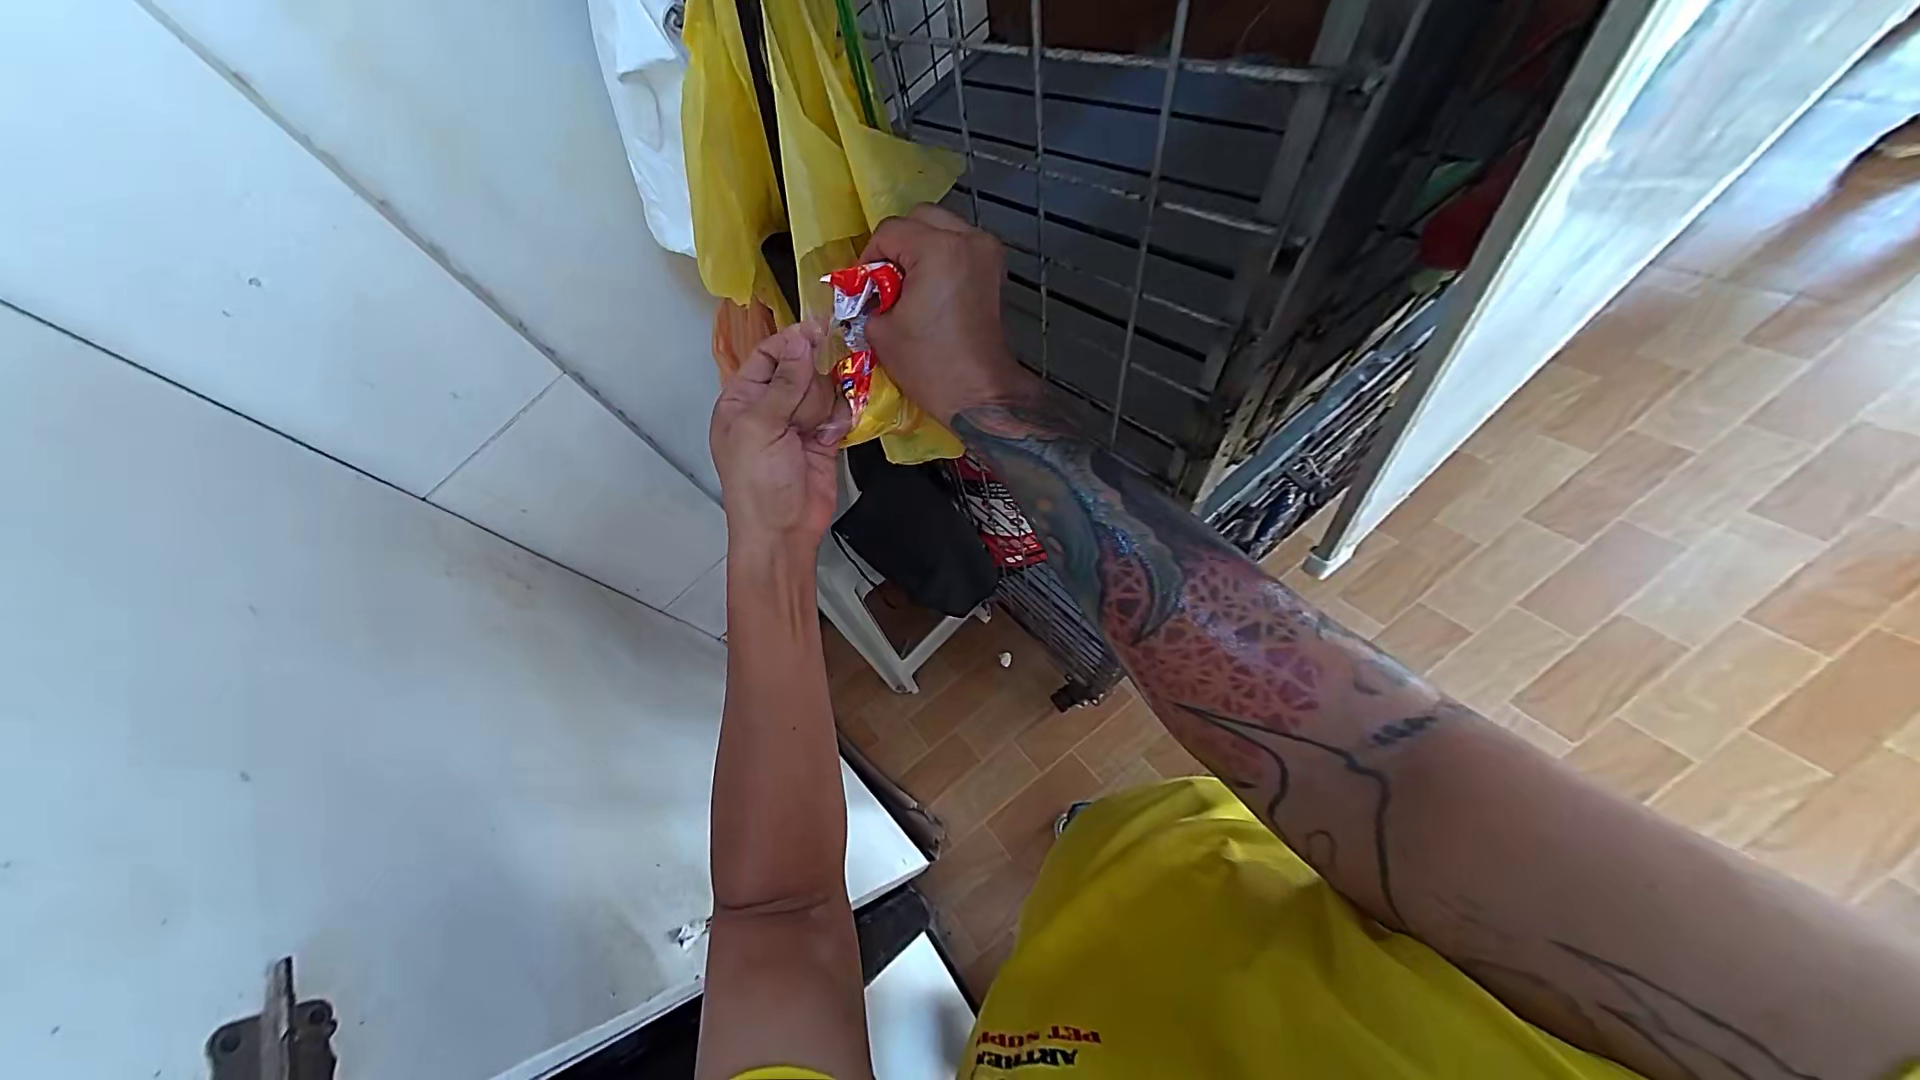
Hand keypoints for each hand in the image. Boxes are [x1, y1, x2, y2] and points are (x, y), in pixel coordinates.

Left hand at [709, 319, 850, 549]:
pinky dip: (839, 421)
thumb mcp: (760, 426)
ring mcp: (798, 423)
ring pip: (824, 390)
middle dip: (809, 386)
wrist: (783, 531)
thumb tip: (801, 341)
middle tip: (802, 412)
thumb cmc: (758, 483)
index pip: (768, 355)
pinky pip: (838, 413)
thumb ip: (784, 383)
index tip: (820, 329)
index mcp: (742, 399)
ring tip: (815, 432)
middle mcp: (770, 407)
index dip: (792, 342)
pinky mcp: (823, 439)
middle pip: (802, 370)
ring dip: (824, 407)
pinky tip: (831, 437)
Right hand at [861, 204, 1038, 423]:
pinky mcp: (996, 272)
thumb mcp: (881, 331)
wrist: (979, 394)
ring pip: (944, 230)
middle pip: (920, 219)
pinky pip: (961, 249)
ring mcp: (988, 254)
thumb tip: (872, 292)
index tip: (863, 286)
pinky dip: (942, 260)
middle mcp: (968, 240)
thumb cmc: (930, 366)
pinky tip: (930, 291)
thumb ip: (871, 298)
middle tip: (885, 281)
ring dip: (921, 249)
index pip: (890, 231)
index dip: (869, 257)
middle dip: (898, 245)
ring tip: (909, 287)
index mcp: (938, 249)